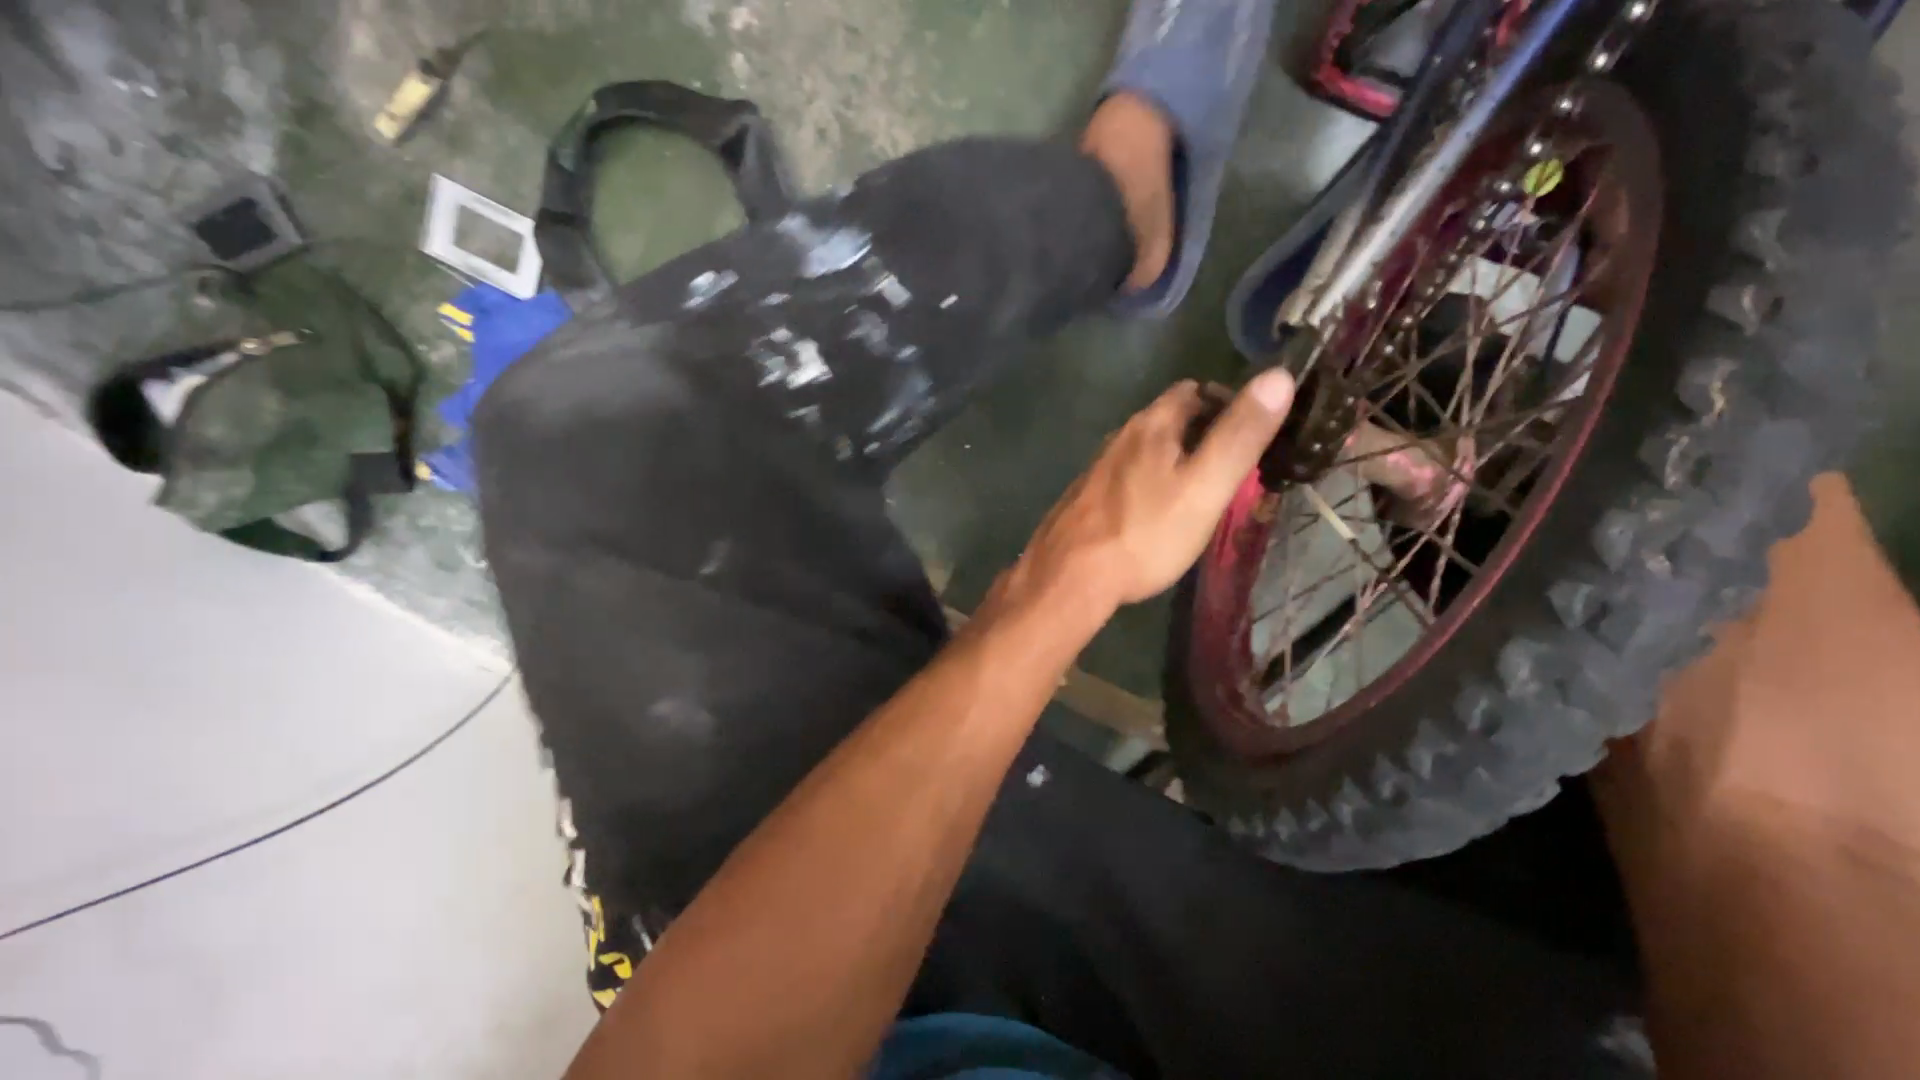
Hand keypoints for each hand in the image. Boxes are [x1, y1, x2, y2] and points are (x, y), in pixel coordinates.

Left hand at [1001, 369, 1296, 615]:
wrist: (1070, 577)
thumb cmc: (1146, 533)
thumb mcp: (1206, 486)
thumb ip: (1240, 435)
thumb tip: (1279, 376)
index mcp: (1152, 424)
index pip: (1194, 390)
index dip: (1227, 402)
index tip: (1252, 433)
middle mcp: (1121, 436)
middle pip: (1169, 419)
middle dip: (1203, 432)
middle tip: (1233, 467)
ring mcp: (1099, 468)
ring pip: (1147, 450)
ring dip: (1176, 460)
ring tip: (1202, 493)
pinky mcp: (1087, 497)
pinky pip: (1128, 477)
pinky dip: (1151, 484)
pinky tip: (1158, 515)